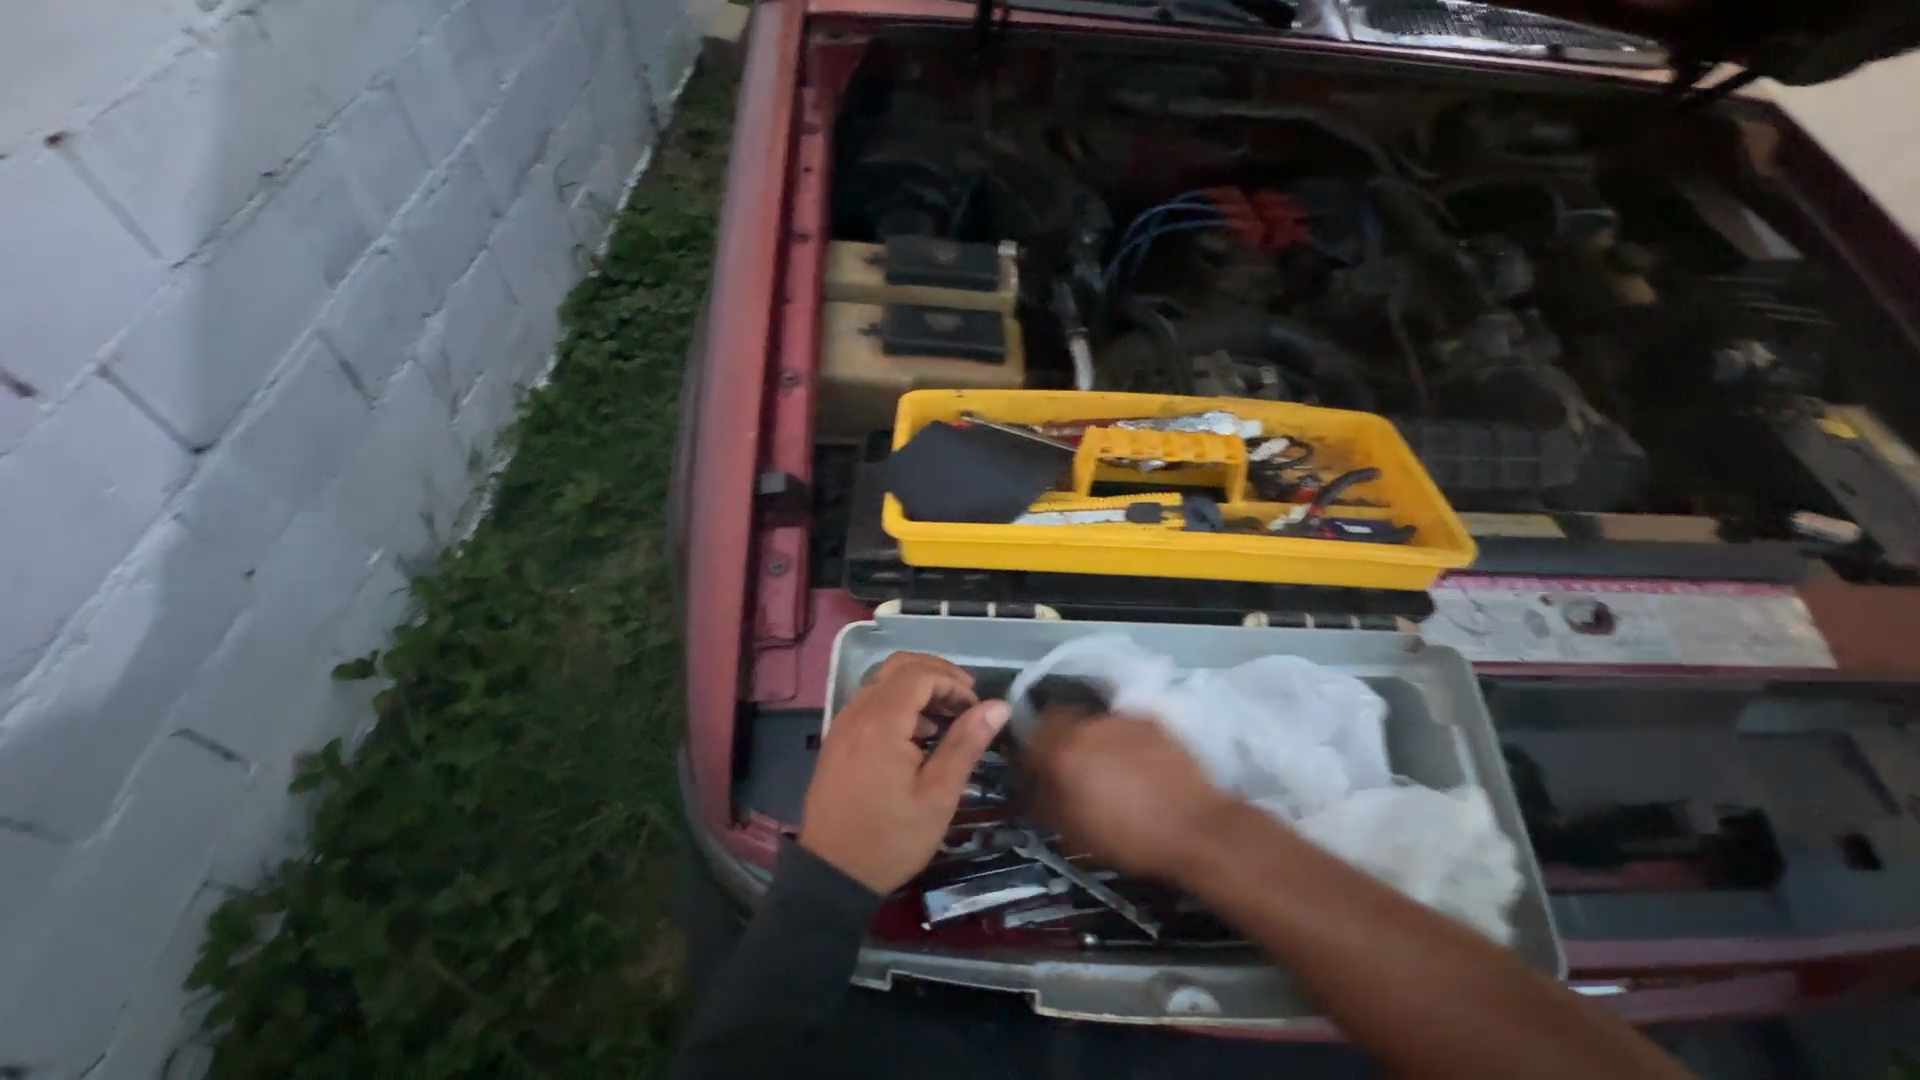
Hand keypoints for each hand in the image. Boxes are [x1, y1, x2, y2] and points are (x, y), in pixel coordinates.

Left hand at [799, 652, 1009, 893]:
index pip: (920, 674)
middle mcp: (856, 712)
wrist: (830, 874)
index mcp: (881, 722)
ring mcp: (842, 725)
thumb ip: (965, 744)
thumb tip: (998, 707)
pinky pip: (869, 703)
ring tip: (947, 718)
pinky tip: (917, 735)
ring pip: (882, 682)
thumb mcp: (938, 795)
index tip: (976, 707)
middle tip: (966, 699)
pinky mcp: (837, 741)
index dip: (953, 682)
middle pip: (898, 667)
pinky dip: (897, 703)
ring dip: (916, 687)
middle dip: (936, 674)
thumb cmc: (890, 838)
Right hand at [1028, 711, 1238, 881]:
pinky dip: (1119, 738)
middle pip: (1058, 718)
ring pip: (1091, 720)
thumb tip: (1032, 787)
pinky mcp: (1152, 721)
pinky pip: (1122, 725)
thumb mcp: (1074, 832)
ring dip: (1089, 736)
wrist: (1196, 828)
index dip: (1028, 755)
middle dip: (1056, 736)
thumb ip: (1044, 802)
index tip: (1034, 772)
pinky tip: (1134, 763)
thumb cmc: (1129, 838)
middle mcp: (1087, 726)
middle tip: (1067, 765)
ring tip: (1105, 765)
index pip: (1029, 739)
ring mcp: (1122, 719)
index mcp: (1062, 752)